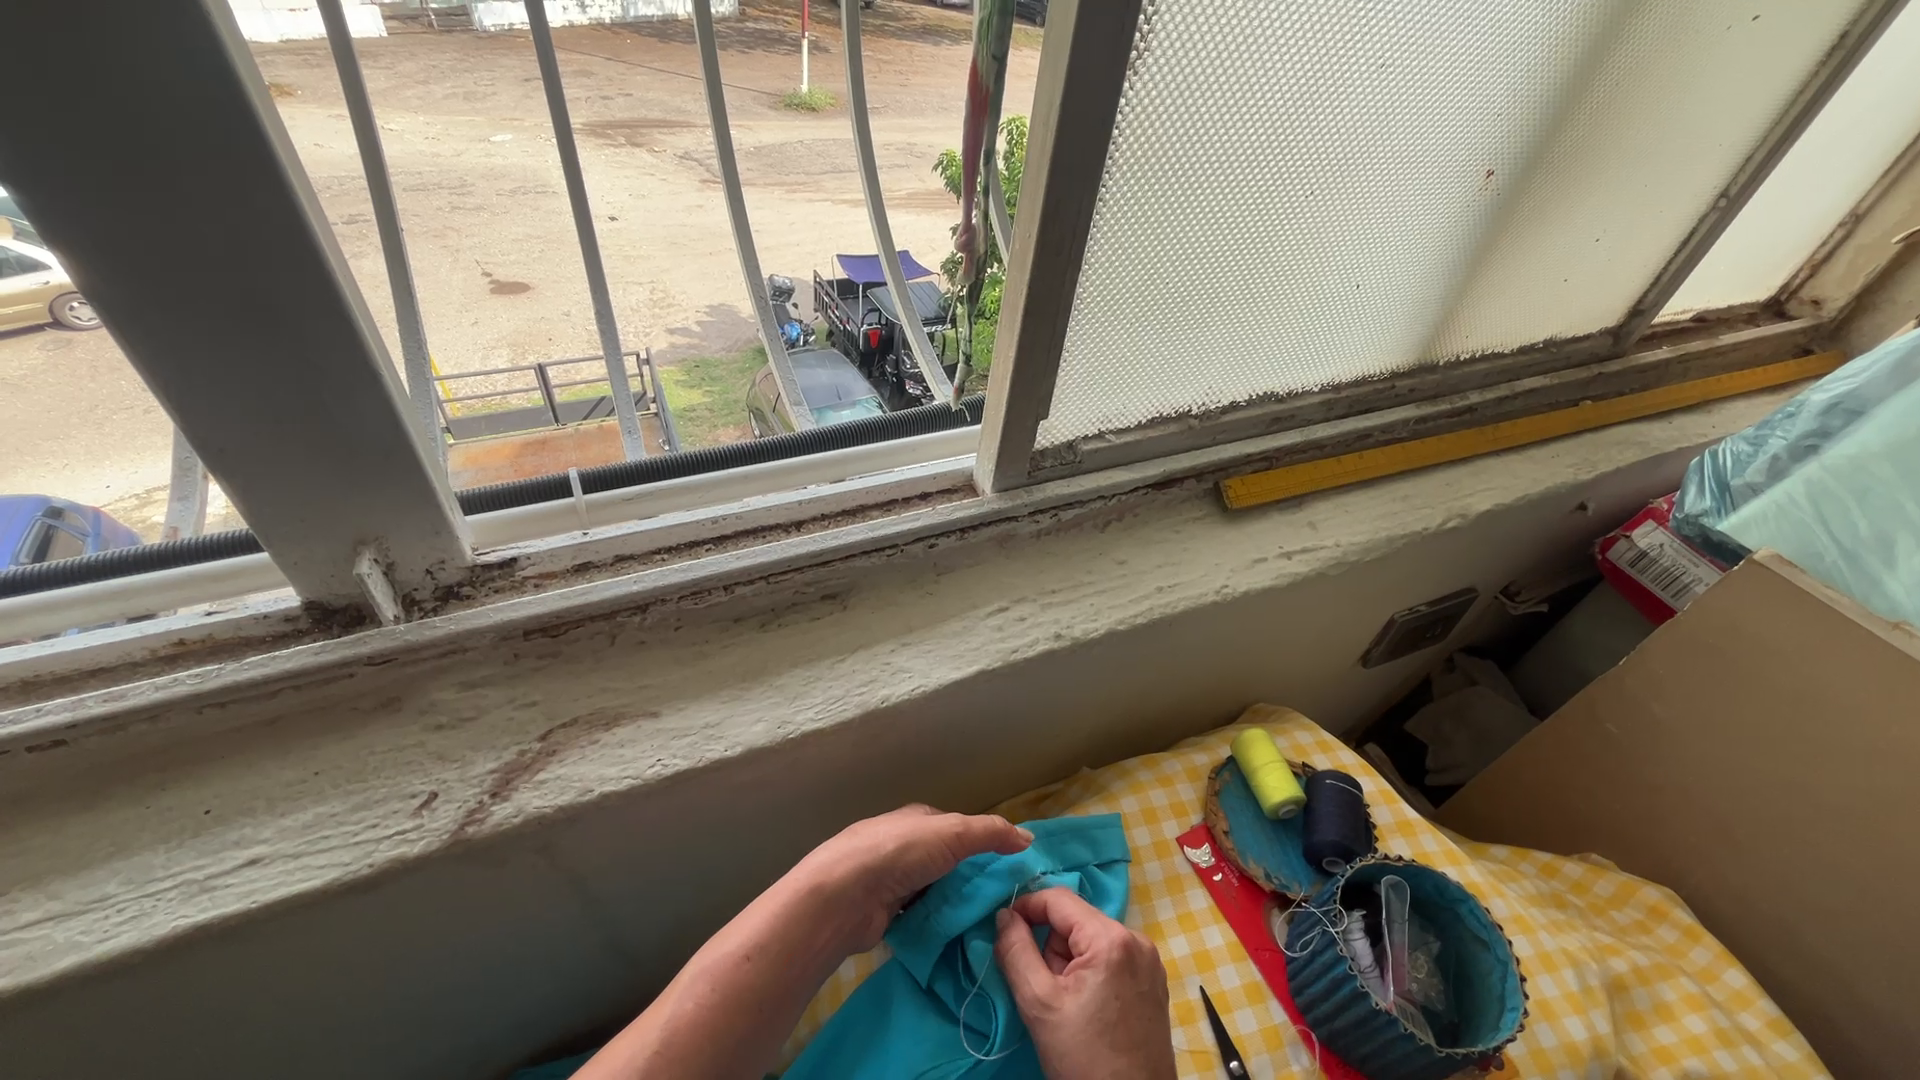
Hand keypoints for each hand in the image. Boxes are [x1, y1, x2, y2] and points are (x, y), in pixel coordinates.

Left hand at [792, 804, 1032, 951]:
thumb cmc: (898, 853)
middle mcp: (903, 845)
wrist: (843, 897)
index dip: (983, 844)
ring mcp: (891, 880)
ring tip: (988, 923)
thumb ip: (990, 834)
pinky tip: (957, 937)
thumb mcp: (952, 833)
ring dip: (954, 904)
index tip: (1009, 866)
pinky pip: (920, 917)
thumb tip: (1028, 836)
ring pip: (934, 891)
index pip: (958, 828)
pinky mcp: (884, 913)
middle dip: (970, 878)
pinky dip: (936, 924)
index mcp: (917, 819)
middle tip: (1003, 901)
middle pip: (947, 862)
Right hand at [995, 887, 1175, 1079]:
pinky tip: (1088, 1008)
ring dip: (1070, 962)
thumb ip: (1015, 950)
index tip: (1006, 931)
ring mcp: (1149, 960)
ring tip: (1069, 1006)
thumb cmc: (1083, 1058)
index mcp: (1111, 938)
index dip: (1026, 908)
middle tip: (1047, 990)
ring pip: (1091, 939)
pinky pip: (1110, 957)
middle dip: (1052, 948)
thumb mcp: (1038, 1002)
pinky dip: (1091, 972)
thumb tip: (1004, 914)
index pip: (1058, 899)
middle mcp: (1136, 938)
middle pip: (1075, 921)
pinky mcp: (1153, 980)